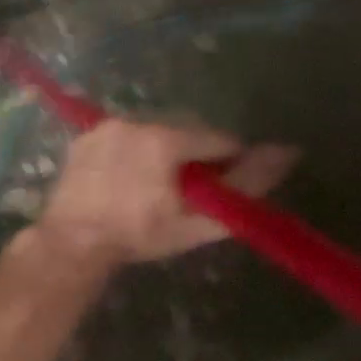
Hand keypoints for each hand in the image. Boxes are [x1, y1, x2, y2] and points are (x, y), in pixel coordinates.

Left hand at [37, 119, 299, 267]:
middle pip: (186, 132)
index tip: (220, 191)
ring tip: (160, 188)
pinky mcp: (83, 138)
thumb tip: (287, 152)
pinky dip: (136, 152)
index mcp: (162, 137)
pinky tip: (132, 180)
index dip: (230, 166)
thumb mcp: (203, 218)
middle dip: (197, 157)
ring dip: (166, 153)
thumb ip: (247, 184)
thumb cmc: (140, 232)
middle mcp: (131, 122)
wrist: (74, 238)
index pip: (221, 141)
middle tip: (190, 192)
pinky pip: (125, 138)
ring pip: (154, 133)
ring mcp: (102, 128)